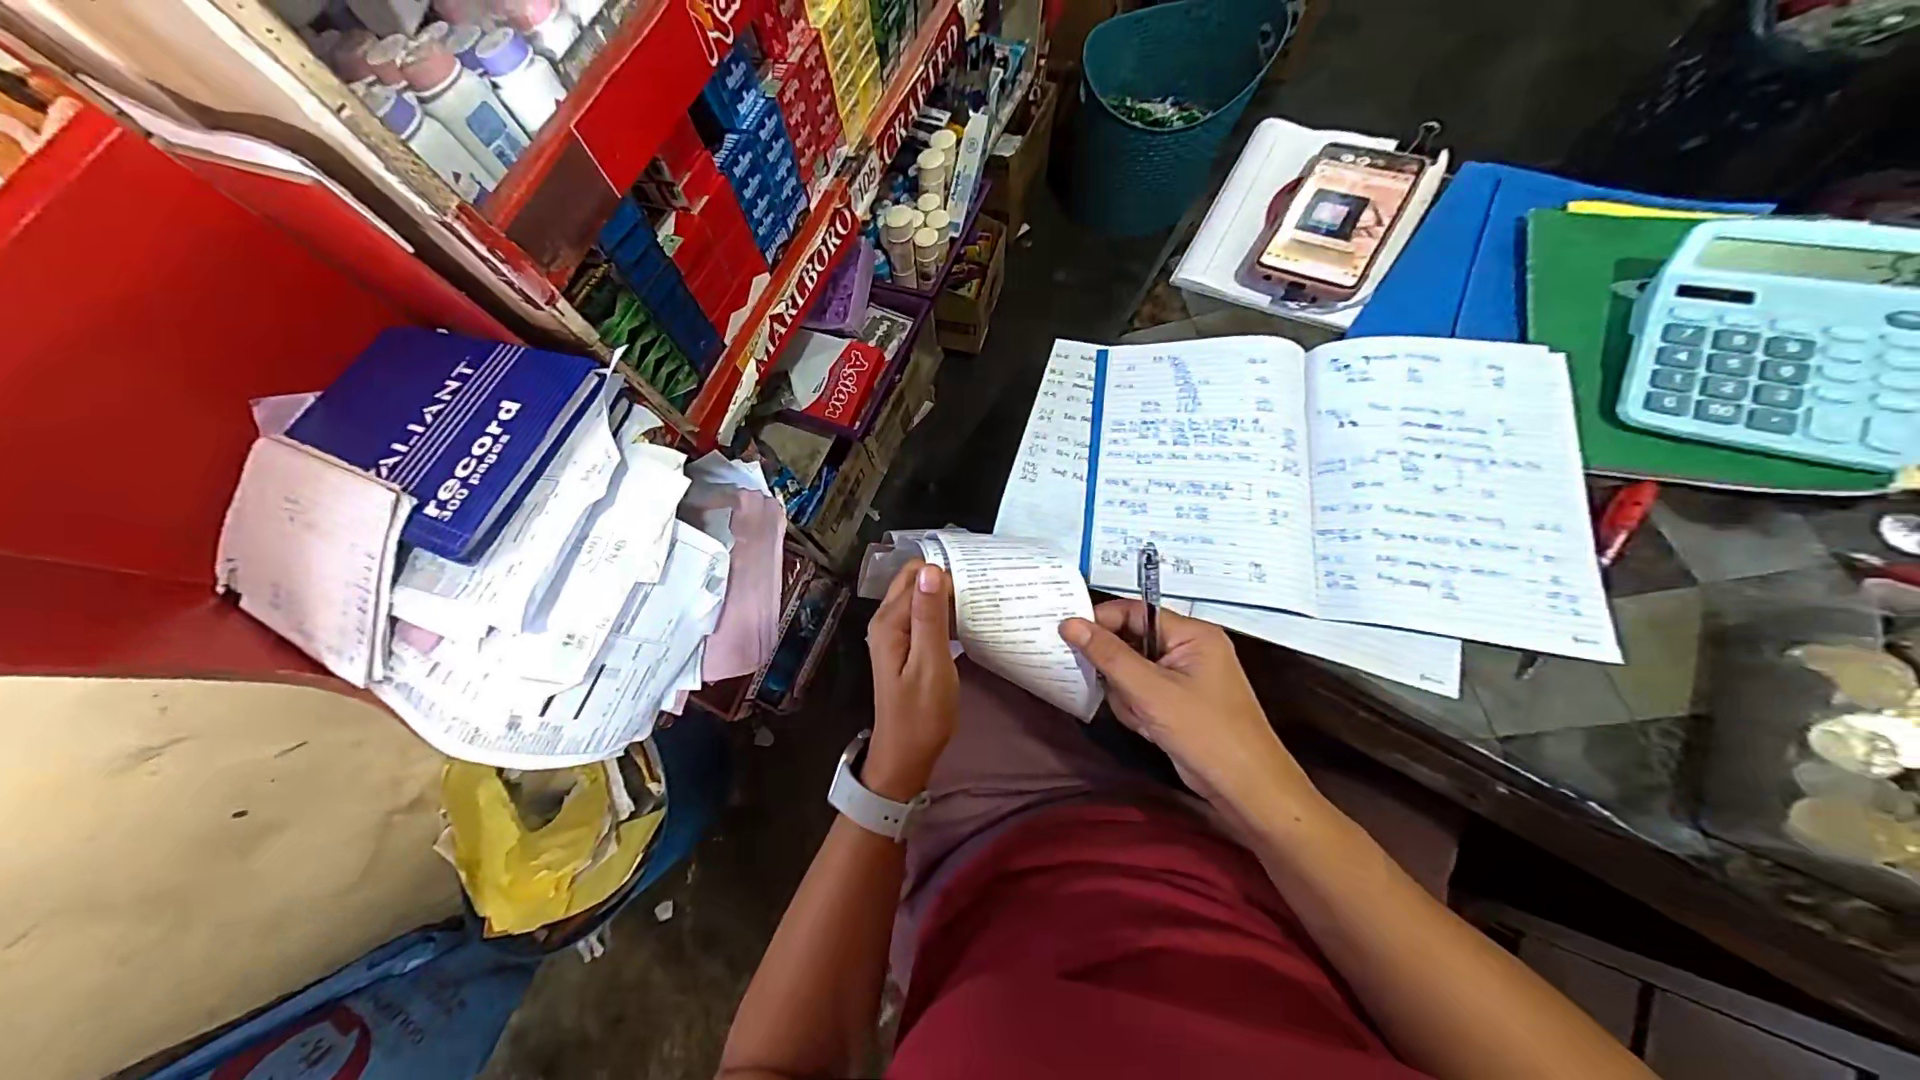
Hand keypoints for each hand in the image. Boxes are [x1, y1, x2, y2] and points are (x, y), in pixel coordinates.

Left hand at [864, 560, 958, 800]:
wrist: (906, 755)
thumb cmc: (922, 714)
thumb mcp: (931, 664)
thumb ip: (930, 617)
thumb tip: (932, 570)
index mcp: (890, 622)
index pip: (920, 577)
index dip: (949, 573)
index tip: (982, 576)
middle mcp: (886, 620)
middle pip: (915, 580)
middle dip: (944, 576)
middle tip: (982, 583)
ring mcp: (893, 633)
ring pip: (920, 596)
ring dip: (945, 593)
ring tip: (980, 596)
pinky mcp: (904, 645)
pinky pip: (922, 614)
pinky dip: (942, 610)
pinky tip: (965, 618)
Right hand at [1060, 601, 1312, 814]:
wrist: (1245, 788)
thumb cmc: (1205, 732)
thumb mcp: (1150, 691)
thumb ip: (1107, 655)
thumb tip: (1070, 623)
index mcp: (1191, 634)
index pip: (1135, 612)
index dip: (1102, 622)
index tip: (1070, 637)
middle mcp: (1188, 649)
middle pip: (1131, 642)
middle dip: (1119, 670)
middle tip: (1117, 689)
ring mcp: (1183, 676)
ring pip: (1131, 671)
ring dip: (1128, 695)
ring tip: (1143, 716)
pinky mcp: (1177, 701)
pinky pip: (1141, 692)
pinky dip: (1137, 709)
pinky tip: (1149, 727)